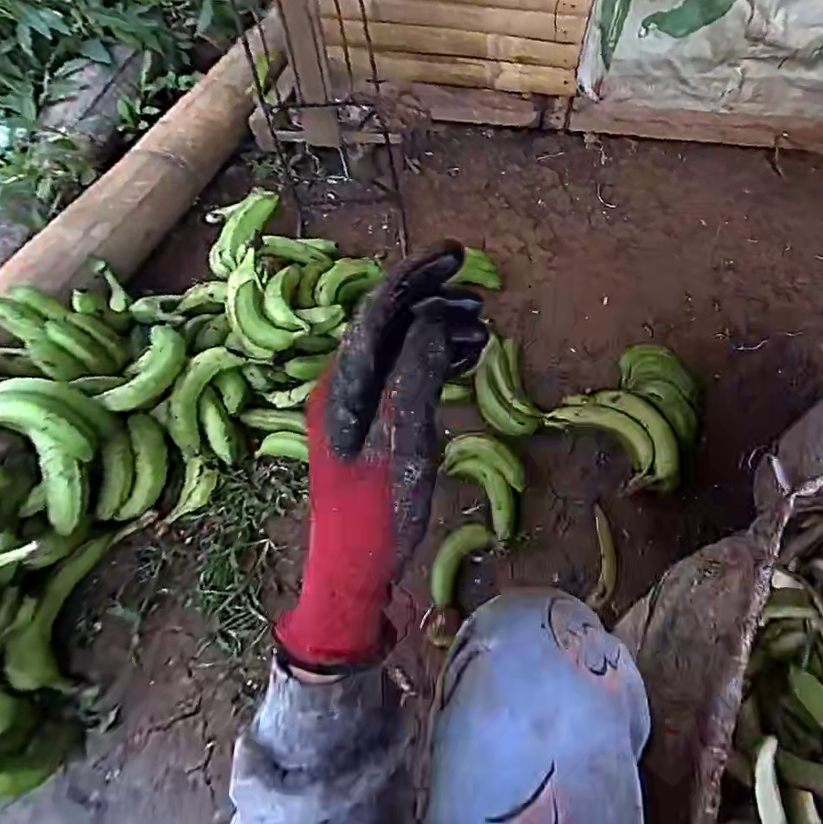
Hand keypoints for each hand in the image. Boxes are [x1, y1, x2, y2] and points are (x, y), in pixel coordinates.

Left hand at [275, 244, 486, 669]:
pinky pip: (406, 372)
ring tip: (480, 328)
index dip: (414, 276)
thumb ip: (414, 375)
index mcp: (342, 381)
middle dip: (431, 299)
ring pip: (400, 346)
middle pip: (389, 322)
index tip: (454, 255)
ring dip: (437, 330)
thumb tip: (431, 318)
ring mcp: (359, 400)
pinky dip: (434, 359)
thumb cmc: (376, 513)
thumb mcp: (401, 443)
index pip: (377, 310)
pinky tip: (464, 357)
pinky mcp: (374, 417)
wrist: (352, 569)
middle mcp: (345, 381)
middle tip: (476, 295)